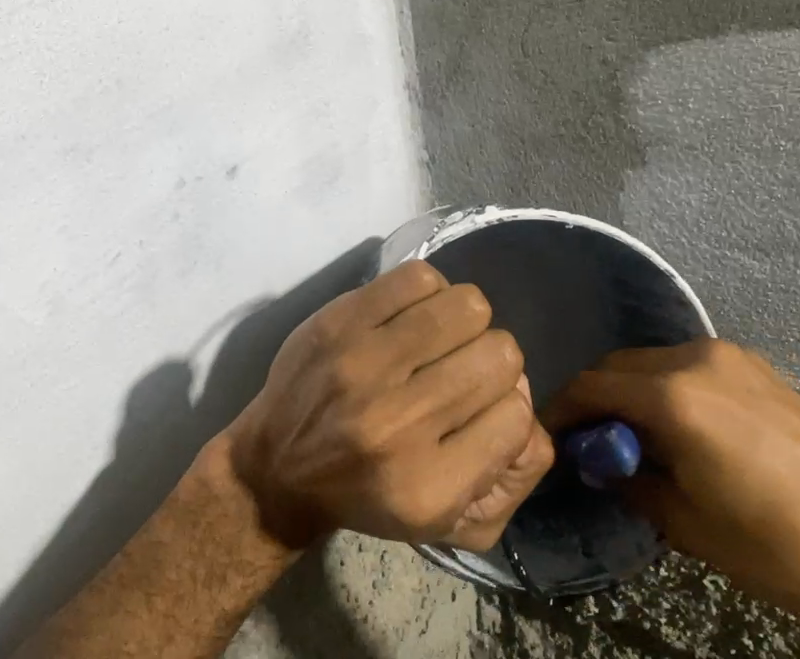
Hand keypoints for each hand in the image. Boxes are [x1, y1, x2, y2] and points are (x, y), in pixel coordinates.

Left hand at [222, 260, 554, 551]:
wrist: (276, 467)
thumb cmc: (369, 495)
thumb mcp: (449, 521)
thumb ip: (511, 472)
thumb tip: (524, 397)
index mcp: (428, 487)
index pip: (518, 415)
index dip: (509, 407)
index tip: (482, 412)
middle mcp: (396, 426)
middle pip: (500, 356)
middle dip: (493, 362)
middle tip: (462, 372)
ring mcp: (363, 367)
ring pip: (467, 308)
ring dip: (466, 322)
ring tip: (441, 340)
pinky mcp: (339, 322)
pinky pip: (419, 278)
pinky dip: (430, 292)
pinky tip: (414, 317)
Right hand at [545, 341, 799, 656]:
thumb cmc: (783, 547)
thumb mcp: (691, 526)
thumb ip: (633, 481)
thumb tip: (600, 462)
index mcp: (676, 396)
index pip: (593, 385)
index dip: (562, 409)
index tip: (547, 436)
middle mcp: (700, 360)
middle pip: (621, 365)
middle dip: (595, 399)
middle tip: (586, 444)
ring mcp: (736, 360)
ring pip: (656, 363)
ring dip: (631, 392)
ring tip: (630, 441)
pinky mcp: (762, 371)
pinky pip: (691, 369)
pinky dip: (667, 390)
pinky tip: (676, 431)